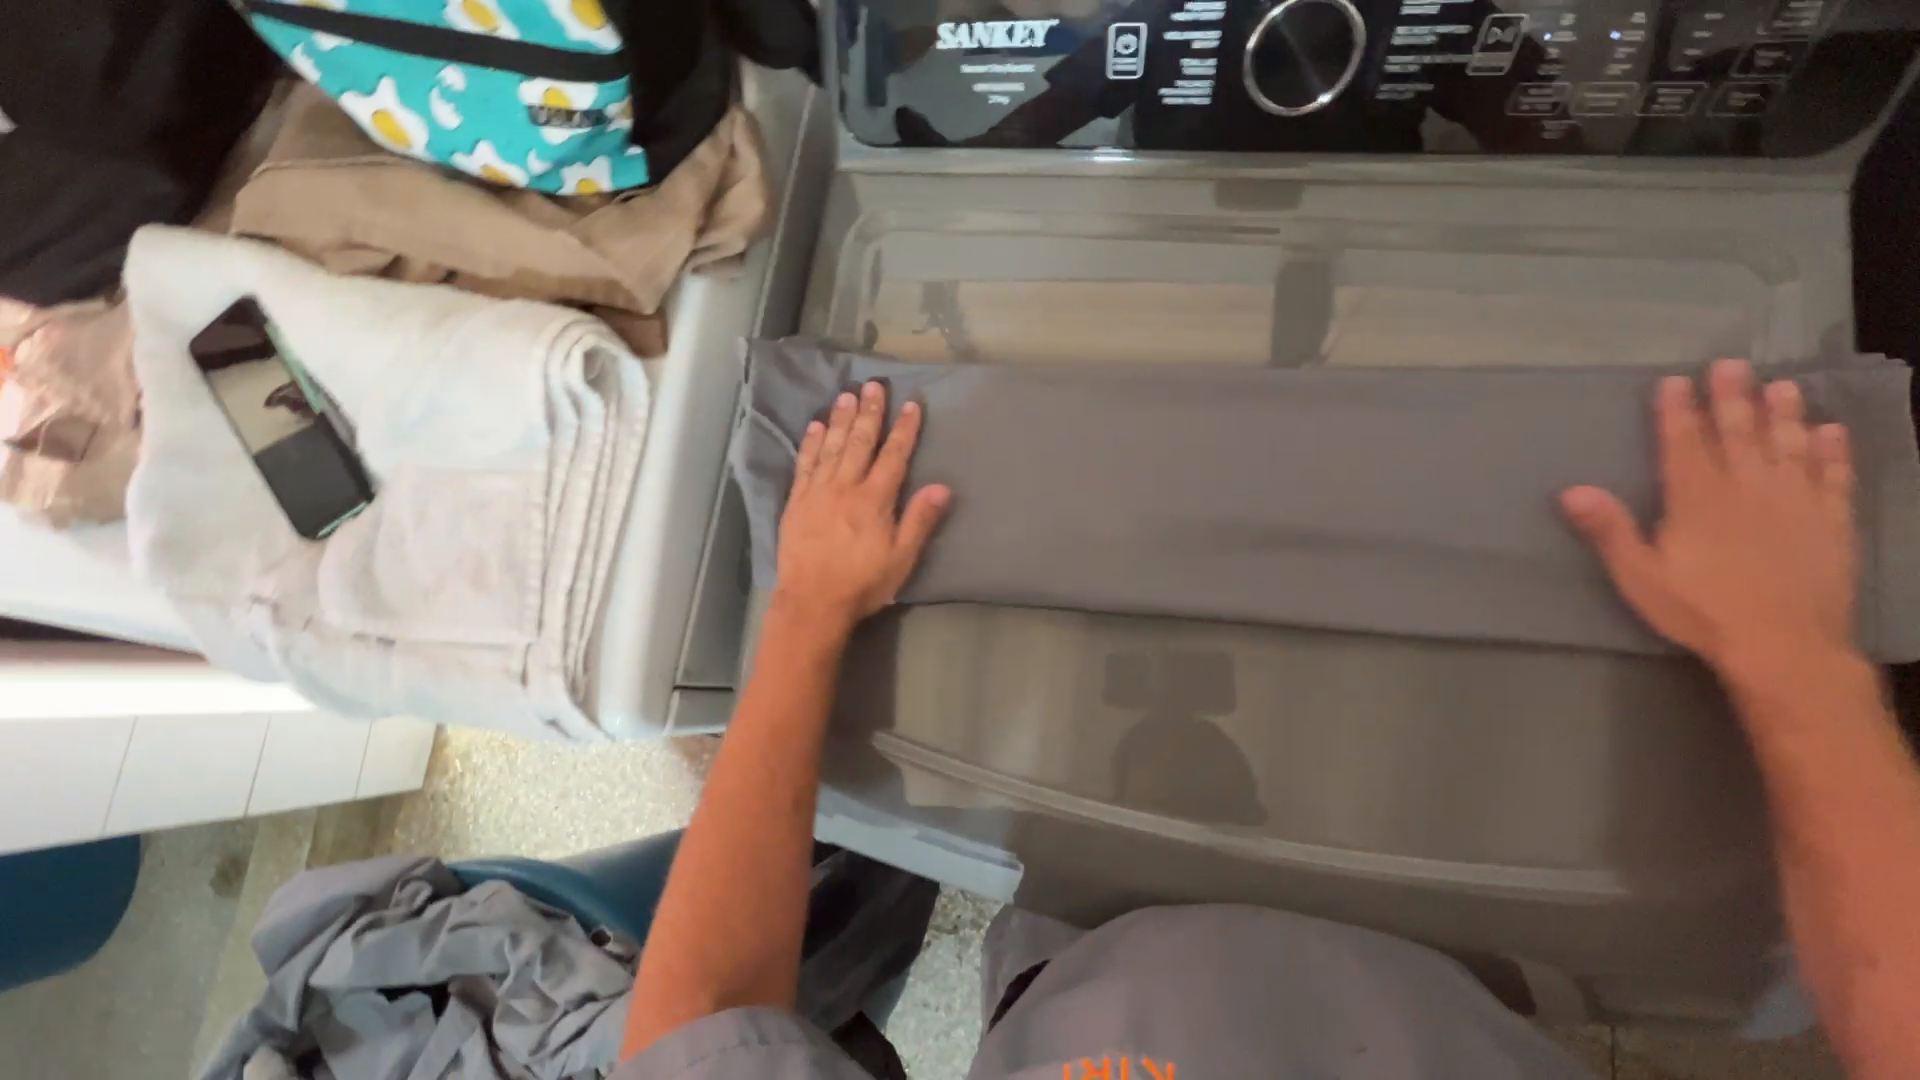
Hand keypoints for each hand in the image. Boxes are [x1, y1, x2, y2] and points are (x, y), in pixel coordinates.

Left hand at [773, 380, 950, 634]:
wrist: (812, 603)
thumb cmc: (862, 583)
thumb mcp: (901, 558)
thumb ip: (920, 520)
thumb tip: (943, 486)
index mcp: (875, 500)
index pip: (894, 456)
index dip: (904, 429)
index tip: (911, 404)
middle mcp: (845, 487)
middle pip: (860, 442)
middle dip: (870, 413)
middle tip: (874, 385)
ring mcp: (817, 492)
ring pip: (831, 447)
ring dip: (840, 419)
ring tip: (847, 395)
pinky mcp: (796, 503)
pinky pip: (804, 465)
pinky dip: (811, 444)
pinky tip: (816, 427)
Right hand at [1561, 359, 1857, 675]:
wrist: (1783, 645)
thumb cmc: (1699, 609)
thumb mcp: (1639, 575)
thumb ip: (1609, 530)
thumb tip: (1571, 490)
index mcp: (1697, 501)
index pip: (1684, 445)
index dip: (1678, 412)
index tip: (1674, 381)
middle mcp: (1748, 491)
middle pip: (1739, 435)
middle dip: (1732, 399)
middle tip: (1730, 365)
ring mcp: (1795, 504)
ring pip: (1789, 447)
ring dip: (1784, 415)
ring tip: (1781, 385)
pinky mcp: (1831, 523)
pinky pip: (1834, 478)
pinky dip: (1832, 452)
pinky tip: (1830, 433)